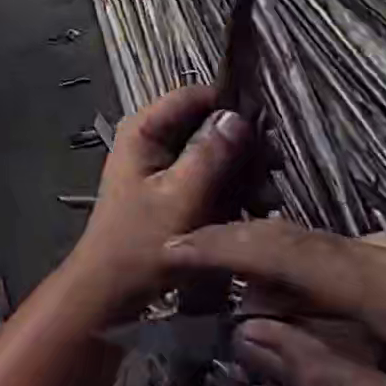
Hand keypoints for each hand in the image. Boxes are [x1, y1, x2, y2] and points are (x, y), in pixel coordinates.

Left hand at [72, 86, 252, 308]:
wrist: (113, 290)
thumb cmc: (142, 242)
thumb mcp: (182, 197)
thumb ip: (210, 155)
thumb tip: (238, 116)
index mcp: (144, 129)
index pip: (192, 95)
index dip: (230, 106)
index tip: (267, 129)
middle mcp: (150, 136)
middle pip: (204, 123)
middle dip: (240, 147)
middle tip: (273, 172)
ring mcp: (160, 161)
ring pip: (210, 150)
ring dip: (240, 172)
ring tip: (266, 198)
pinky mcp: (170, 185)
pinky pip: (206, 174)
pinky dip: (229, 188)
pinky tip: (253, 209)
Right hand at [164, 223, 385, 385]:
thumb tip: (248, 332)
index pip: (295, 250)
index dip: (224, 245)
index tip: (167, 247)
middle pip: (308, 256)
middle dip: (260, 288)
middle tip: (225, 334)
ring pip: (331, 267)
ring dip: (298, 305)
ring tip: (284, 354)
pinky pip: (364, 276)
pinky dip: (336, 310)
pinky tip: (344, 353)